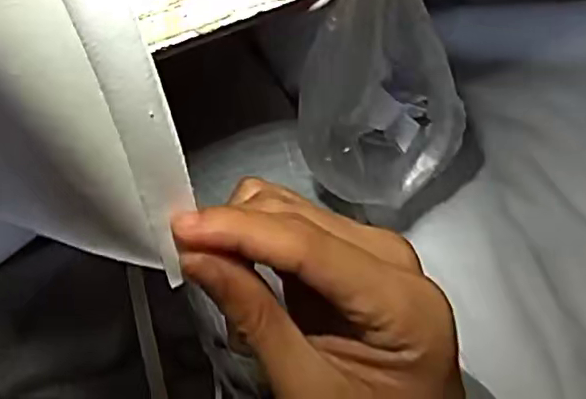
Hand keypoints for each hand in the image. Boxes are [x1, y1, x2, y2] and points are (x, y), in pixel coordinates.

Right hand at [174, 179, 463, 398]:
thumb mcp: (309, 390)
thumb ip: (254, 319)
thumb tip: (195, 257)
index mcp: (403, 303)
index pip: (305, 243)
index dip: (237, 229)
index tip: (182, 228)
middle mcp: (391, 257)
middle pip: (292, 215)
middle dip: (231, 227)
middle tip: (185, 252)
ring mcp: (373, 246)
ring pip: (285, 205)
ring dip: (239, 227)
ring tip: (211, 264)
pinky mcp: (351, 245)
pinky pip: (290, 218)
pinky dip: (254, 234)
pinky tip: (236, 260)